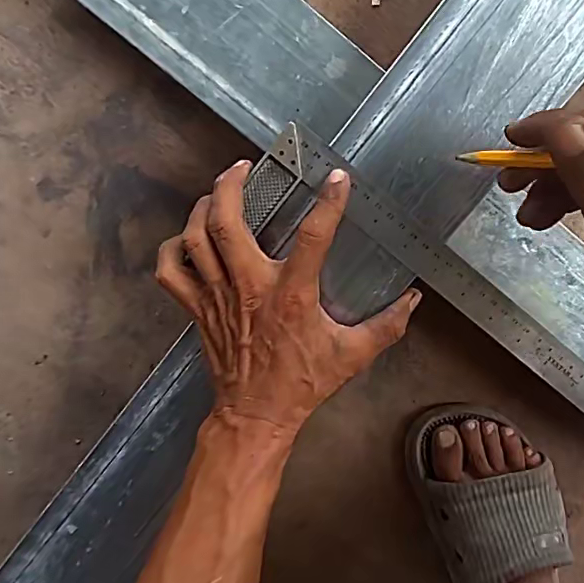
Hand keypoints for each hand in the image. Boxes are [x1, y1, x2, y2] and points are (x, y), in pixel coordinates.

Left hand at [157, 160, 421, 437]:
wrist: (257, 414)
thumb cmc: (302, 383)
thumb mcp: (353, 355)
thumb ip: (386, 326)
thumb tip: (412, 301)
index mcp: (291, 295)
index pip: (312, 237)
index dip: (328, 204)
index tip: (337, 179)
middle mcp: (249, 287)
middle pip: (226, 223)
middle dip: (230, 185)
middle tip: (243, 168)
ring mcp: (218, 297)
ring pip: (195, 238)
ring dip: (203, 207)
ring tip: (218, 192)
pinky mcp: (198, 310)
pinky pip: (170, 273)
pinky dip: (172, 249)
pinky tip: (186, 238)